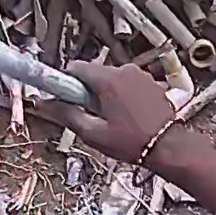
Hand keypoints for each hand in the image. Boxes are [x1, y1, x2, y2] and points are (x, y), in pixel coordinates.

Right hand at [38, 61, 186, 165]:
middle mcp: (125, 71)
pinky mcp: (150, 82)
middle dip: (87, 91)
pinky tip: (126, 115)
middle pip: (94, 73)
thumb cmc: (134, 142)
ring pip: (111, 78)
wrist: (168, 147)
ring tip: (111, 118)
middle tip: (91, 115)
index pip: (75, 68)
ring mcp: (140, 75)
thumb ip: (68, 115)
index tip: (63, 96)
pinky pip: (127, 83)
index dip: (66, 83)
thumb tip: (47, 105)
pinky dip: (122, 94)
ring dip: (105, 94)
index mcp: (108, 80)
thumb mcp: (94, 133)